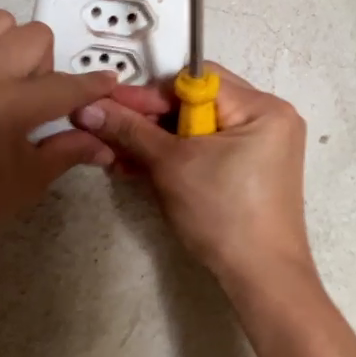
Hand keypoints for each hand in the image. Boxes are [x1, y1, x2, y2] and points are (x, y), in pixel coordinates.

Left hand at [0, 11, 117, 268]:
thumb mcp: (26, 182)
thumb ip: (68, 151)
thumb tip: (104, 143)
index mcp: (9, 107)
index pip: (66, 85)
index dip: (92, 87)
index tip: (106, 85)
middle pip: (35, 36)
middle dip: (47, 65)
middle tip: (37, 100)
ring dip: (12, 46)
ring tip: (6, 82)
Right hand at [72, 64, 313, 287]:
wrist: (260, 277)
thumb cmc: (222, 213)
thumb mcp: (169, 164)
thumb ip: (129, 129)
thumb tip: (88, 106)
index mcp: (261, 107)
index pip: (194, 79)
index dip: (149, 93)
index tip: (109, 106)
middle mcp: (267, 119)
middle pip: (194, 102)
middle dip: (149, 119)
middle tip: (108, 129)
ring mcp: (260, 146)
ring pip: (196, 128)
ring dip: (156, 140)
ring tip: (118, 154)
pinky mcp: (249, 170)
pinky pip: (206, 149)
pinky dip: (176, 156)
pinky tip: (139, 167)